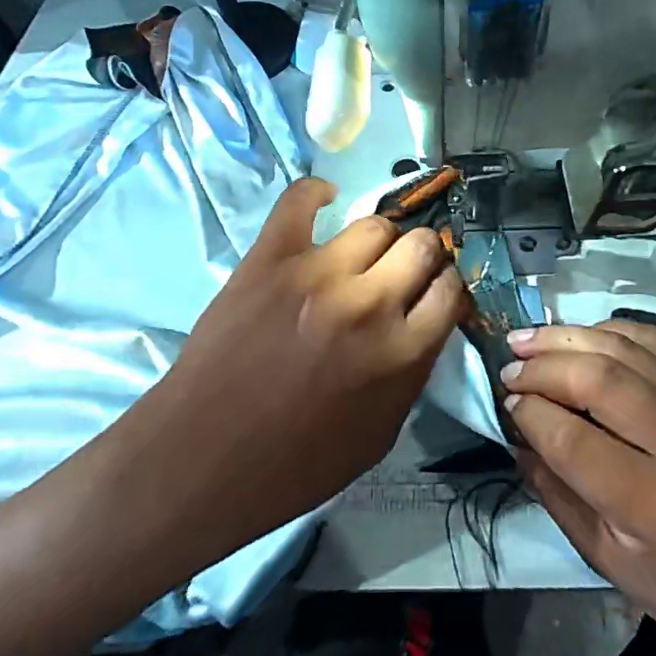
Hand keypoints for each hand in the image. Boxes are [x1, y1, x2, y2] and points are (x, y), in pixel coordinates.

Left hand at [134, 176, 468, 538]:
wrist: (203, 460)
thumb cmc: (297, 463)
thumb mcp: (381, 434)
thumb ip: (414, 373)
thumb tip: (426, 325)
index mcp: (402, 352)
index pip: (451, 288)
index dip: (447, 287)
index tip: (434, 292)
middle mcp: (370, 303)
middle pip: (422, 245)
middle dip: (422, 257)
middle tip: (402, 273)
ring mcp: (317, 274)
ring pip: (374, 223)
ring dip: (378, 240)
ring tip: (360, 257)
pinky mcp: (269, 259)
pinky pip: (299, 200)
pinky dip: (316, 192)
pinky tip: (325, 199)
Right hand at [503, 322, 655, 655]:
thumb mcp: (606, 560)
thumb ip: (556, 492)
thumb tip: (515, 430)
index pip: (576, 441)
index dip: (531, 414)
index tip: (504, 403)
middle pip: (603, 381)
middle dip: (545, 367)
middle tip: (510, 368)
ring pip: (628, 349)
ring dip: (569, 338)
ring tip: (528, 340)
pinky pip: (654, 341)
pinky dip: (608, 331)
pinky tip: (578, 337)